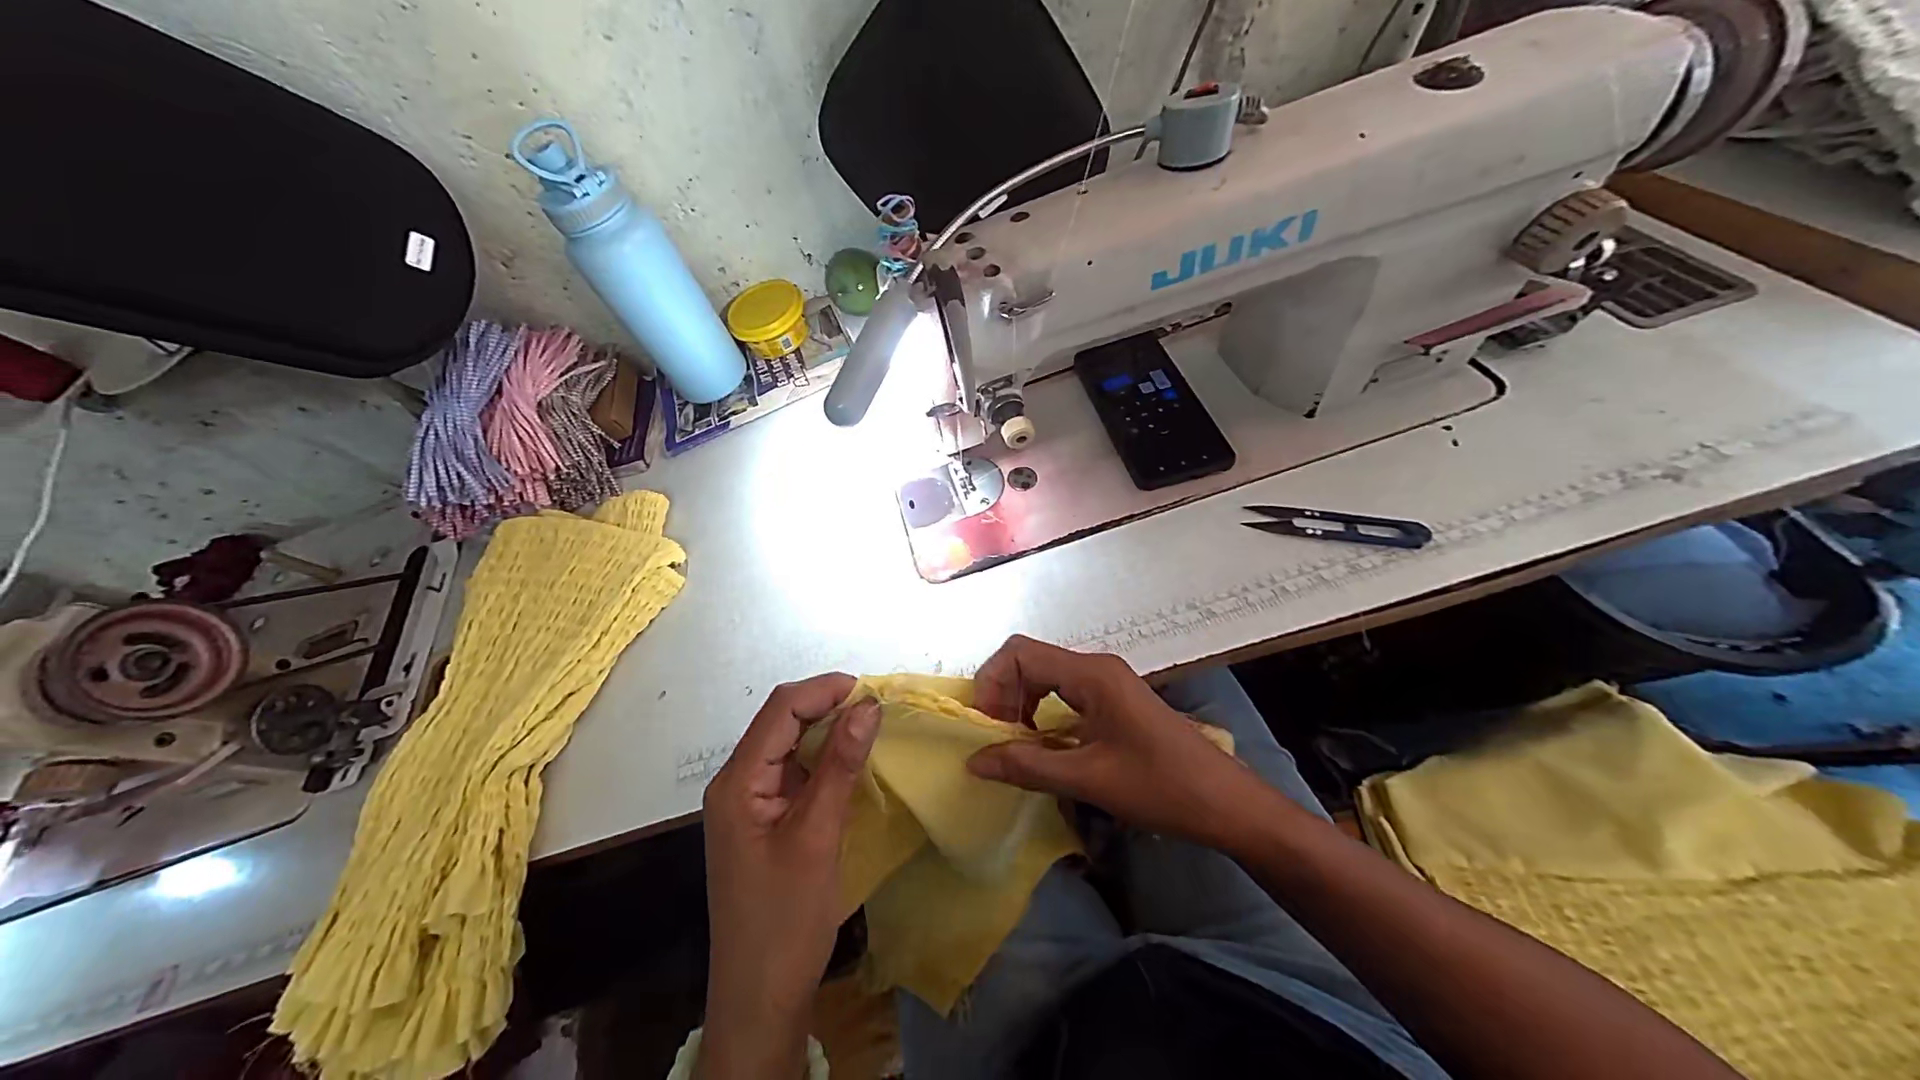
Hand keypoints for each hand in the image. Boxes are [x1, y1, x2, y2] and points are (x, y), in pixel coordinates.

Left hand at [700, 675, 879, 1078]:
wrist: (760, 996)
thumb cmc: (785, 919)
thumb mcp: (817, 836)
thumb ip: (840, 766)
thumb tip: (867, 706)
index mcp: (737, 782)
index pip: (780, 710)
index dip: (825, 690)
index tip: (872, 691)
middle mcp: (737, 782)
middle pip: (781, 721)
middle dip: (828, 705)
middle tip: (878, 707)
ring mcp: (750, 802)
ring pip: (790, 744)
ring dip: (829, 730)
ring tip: (872, 726)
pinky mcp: (766, 820)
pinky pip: (795, 772)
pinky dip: (825, 759)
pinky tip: (852, 760)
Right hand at [967, 636, 1279, 849]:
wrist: (1228, 804)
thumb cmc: (1162, 787)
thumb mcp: (1089, 779)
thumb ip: (1027, 765)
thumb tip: (974, 761)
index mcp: (1091, 674)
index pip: (1020, 652)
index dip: (991, 683)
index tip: (984, 727)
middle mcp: (1096, 668)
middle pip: (1029, 660)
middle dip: (1002, 694)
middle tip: (993, 739)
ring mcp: (1107, 683)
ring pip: (1044, 677)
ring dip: (1020, 705)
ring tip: (1013, 746)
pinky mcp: (1114, 702)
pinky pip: (1063, 695)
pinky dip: (1041, 714)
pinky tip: (1042, 747)